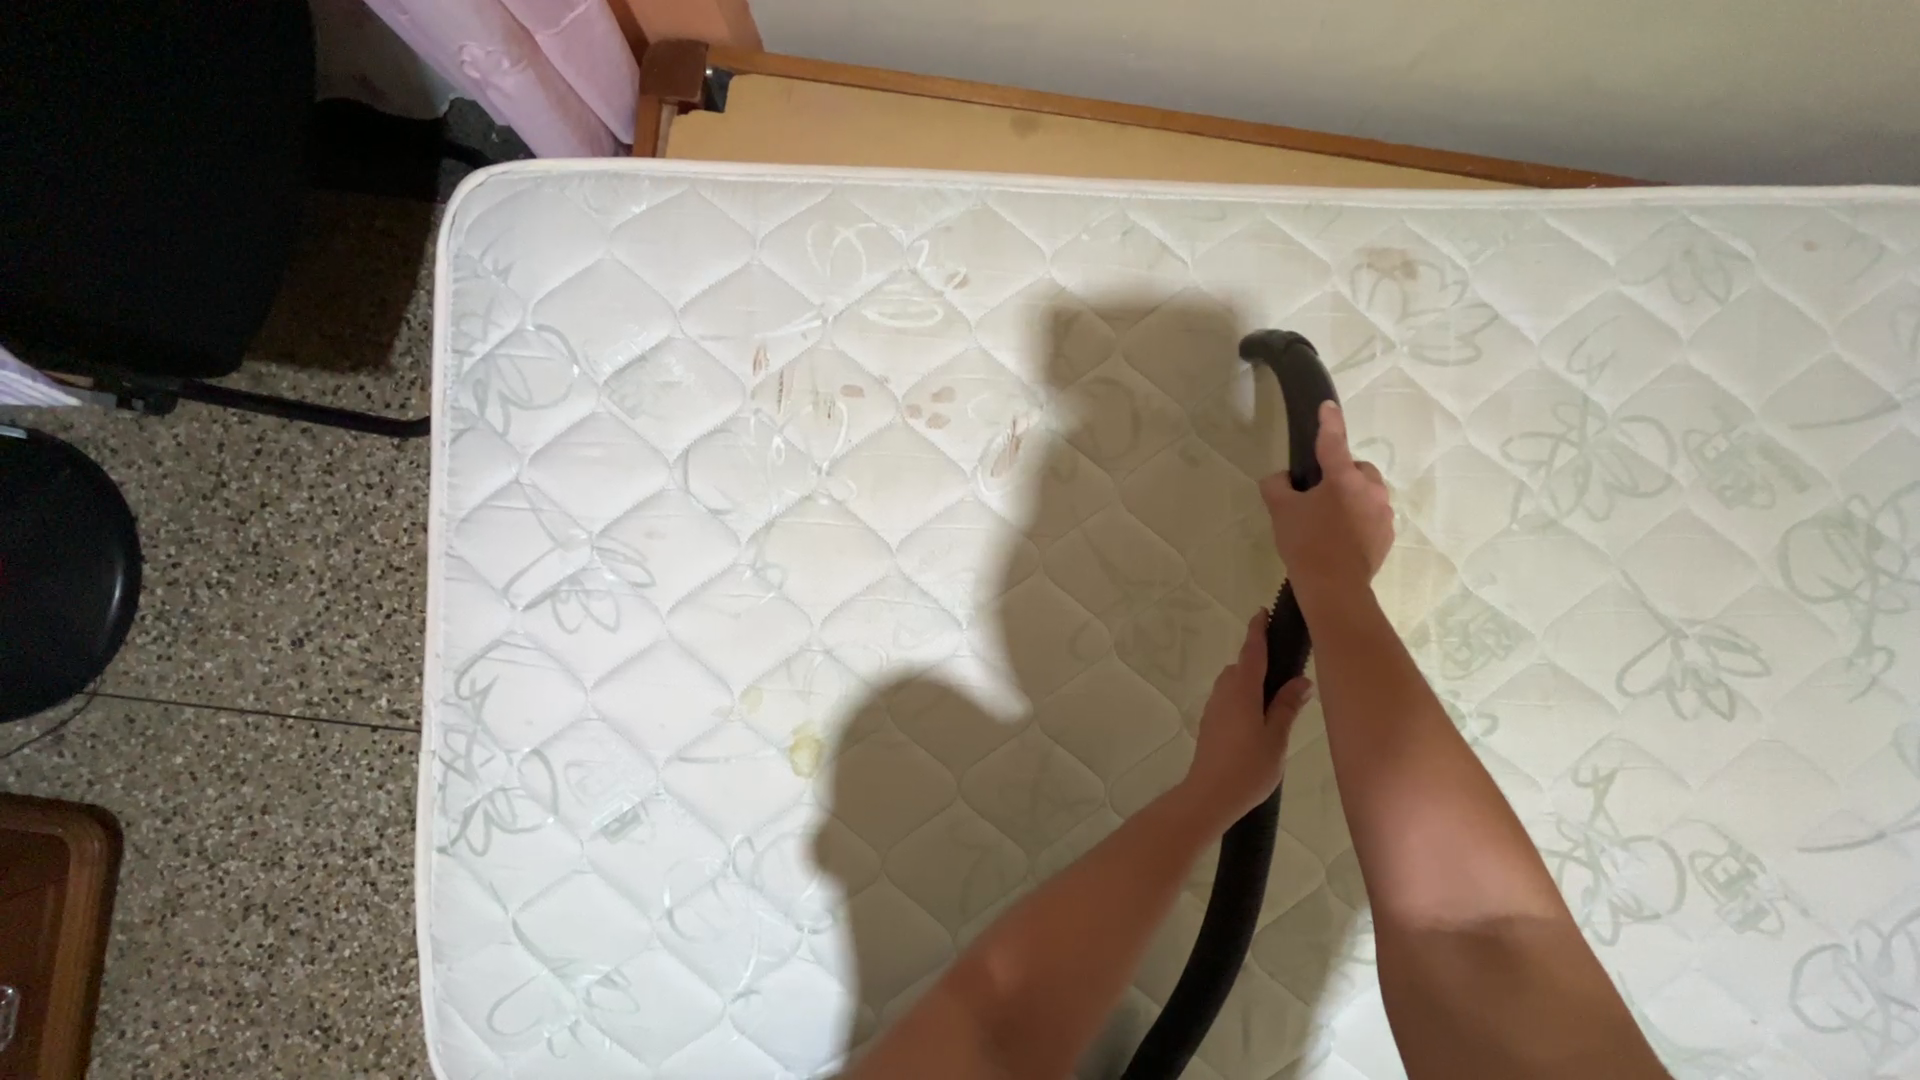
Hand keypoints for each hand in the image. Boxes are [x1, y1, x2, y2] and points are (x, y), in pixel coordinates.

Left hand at [1183, 610, 1313, 825]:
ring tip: (1280, 697)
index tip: (1263, 612)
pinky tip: (1261, 717)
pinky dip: (1244, 697)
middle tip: (1289, 668)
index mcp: (1241, 689)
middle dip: (1261, 662)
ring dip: (1252, 682)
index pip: (1251, 651)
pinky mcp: (1211, 722)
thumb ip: (1287, 706)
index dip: (1257, 631)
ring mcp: (1214, 707)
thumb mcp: (1276, 736)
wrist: (1210, 793)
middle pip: (1242, 666)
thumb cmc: (1248, 766)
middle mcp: (1224, 691)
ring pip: (1234, 683)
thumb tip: (1302, 680)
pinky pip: (1229, 699)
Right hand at [1259, 401, 1393, 601]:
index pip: (1333, 441)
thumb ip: (1276, 486)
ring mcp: (1383, 512)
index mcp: (1342, 477)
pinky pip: (1371, 515)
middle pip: (1354, 469)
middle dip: (1338, 476)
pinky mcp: (1387, 534)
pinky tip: (1339, 538)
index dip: (1329, 422)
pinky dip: (1357, 519)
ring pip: (1365, 493)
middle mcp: (1369, 488)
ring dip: (1349, 498)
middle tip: (1315, 496)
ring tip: (1327, 521)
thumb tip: (1281, 478)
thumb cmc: (1305, 543)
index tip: (1328, 406)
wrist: (1334, 587)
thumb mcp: (1280, 511)